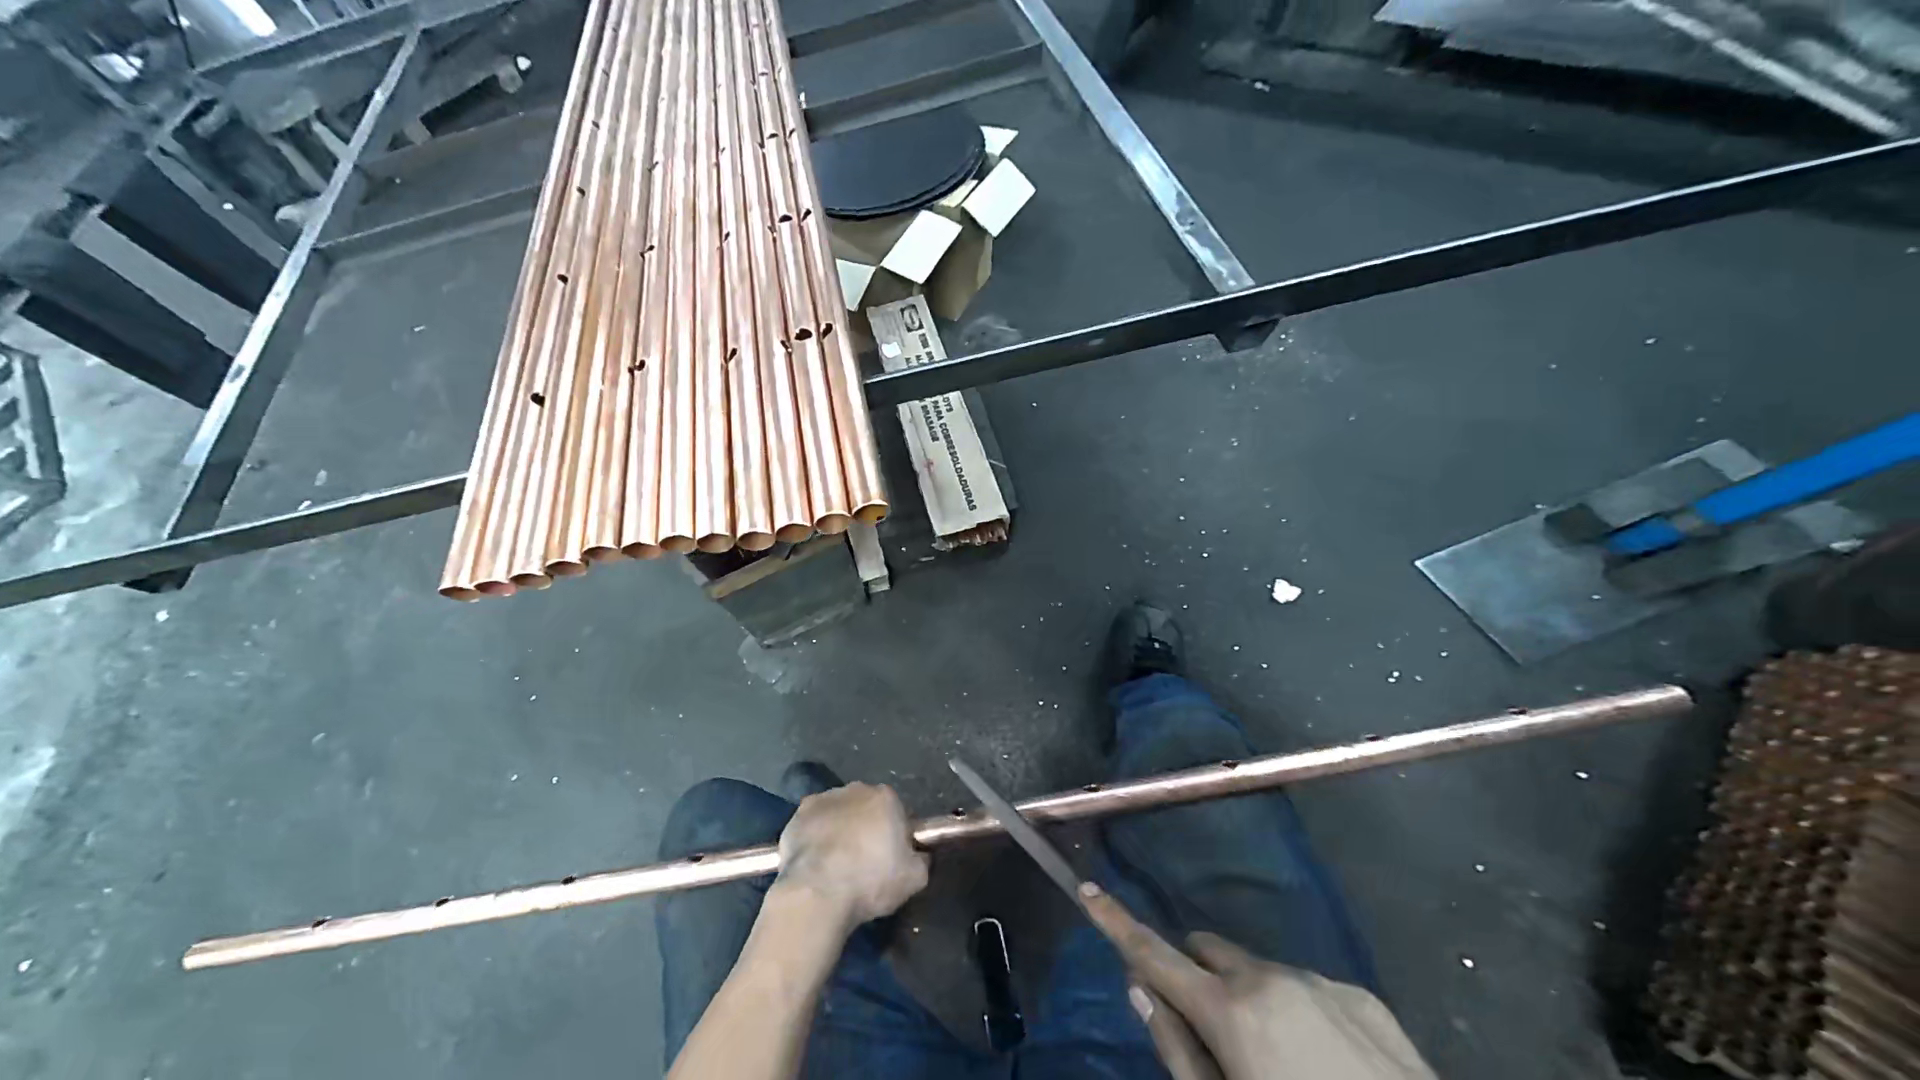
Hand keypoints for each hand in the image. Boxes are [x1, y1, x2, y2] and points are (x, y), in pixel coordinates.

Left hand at [775, 783, 928, 931]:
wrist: (816, 894)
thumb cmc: (870, 881)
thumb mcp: (915, 879)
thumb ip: (923, 860)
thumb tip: (920, 855)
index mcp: (886, 797)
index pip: (899, 812)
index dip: (897, 835)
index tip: (893, 857)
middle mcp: (855, 790)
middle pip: (867, 808)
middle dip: (868, 827)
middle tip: (866, 861)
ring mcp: (822, 800)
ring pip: (839, 814)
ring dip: (841, 830)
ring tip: (837, 865)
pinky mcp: (796, 816)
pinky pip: (813, 825)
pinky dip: (816, 838)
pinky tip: (816, 862)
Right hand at [1080, 883, 1434, 1079]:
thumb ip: (1177, 1049)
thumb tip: (1142, 990)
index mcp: (1230, 1010)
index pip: (1154, 954)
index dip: (1115, 922)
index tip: (1087, 890)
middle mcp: (1270, 977)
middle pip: (1206, 950)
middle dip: (1196, 976)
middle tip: (1212, 1034)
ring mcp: (1320, 982)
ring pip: (1258, 970)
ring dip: (1249, 996)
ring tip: (1283, 1061)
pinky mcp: (1363, 996)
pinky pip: (1308, 987)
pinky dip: (1298, 1010)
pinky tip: (1330, 1065)